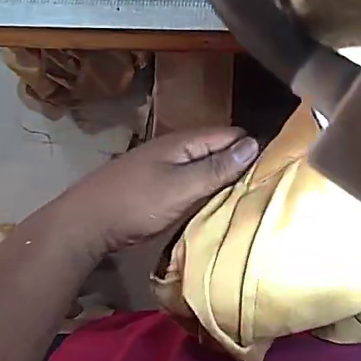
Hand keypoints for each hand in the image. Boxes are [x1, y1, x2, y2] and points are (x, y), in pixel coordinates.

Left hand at [47, 127, 259, 255]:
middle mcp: (176, 149)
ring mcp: (165, 167)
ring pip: (206, 168)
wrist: (83, 225)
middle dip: (242, 166)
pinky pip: (192, 182)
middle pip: (220, 151)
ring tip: (248, 199)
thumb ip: (218, 168)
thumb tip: (254, 144)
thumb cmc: (135, 204)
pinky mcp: (158, 185)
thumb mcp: (182, 187)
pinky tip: (215, 207)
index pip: (232, 135)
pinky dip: (206, 191)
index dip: (254, 149)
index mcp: (184, 142)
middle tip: (266, 189)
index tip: (276, 170)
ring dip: (224, 181)